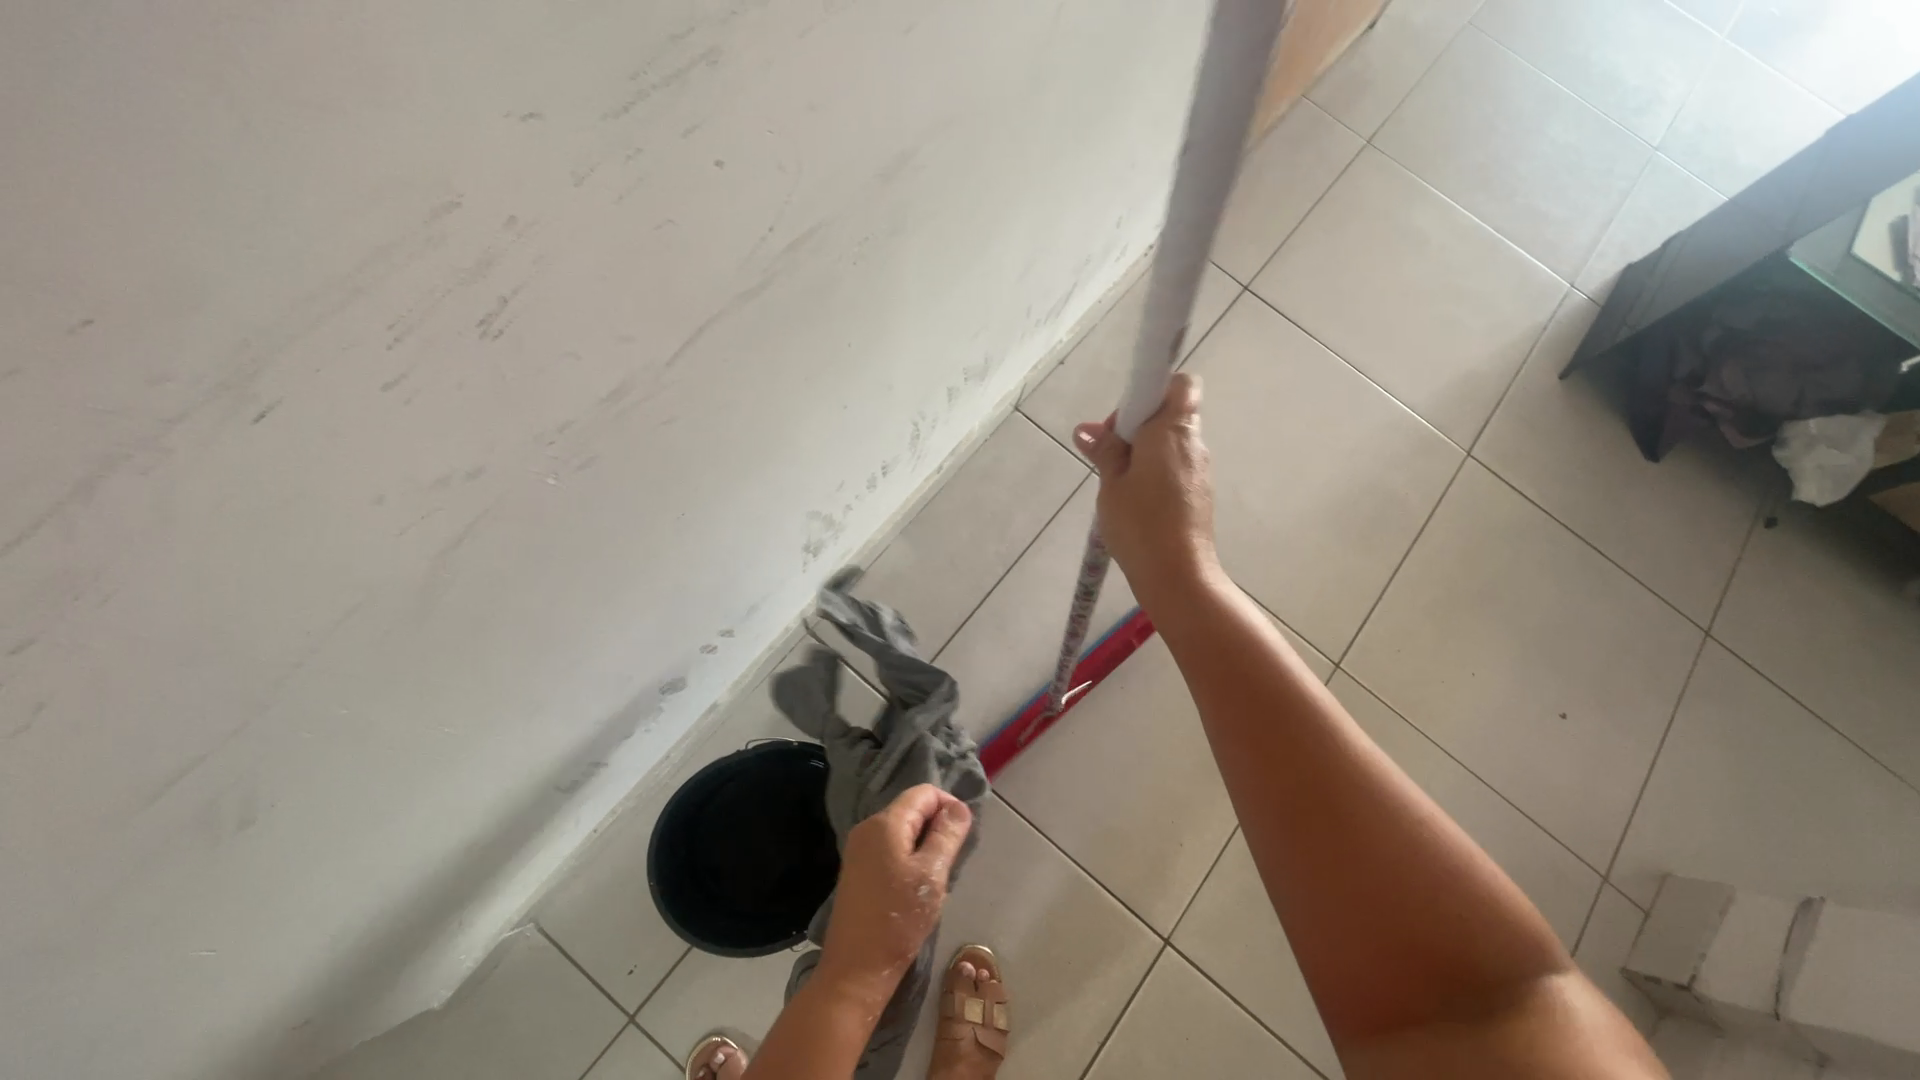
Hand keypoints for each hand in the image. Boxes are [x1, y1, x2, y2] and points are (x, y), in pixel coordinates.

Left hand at [818, 784, 972, 996]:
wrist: (856, 968)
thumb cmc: (898, 920)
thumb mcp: (932, 875)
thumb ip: (947, 835)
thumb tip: (958, 806)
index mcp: (884, 823)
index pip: (924, 793)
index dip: (949, 805)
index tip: (964, 836)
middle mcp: (867, 828)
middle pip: (911, 809)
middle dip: (937, 827)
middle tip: (952, 861)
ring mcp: (859, 849)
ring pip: (902, 830)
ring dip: (925, 845)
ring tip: (937, 877)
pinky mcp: (858, 870)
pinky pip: (890, 848)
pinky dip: (909, 857)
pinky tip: (917, 886)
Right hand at [1073, 372, 1219, 589]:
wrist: (1178, 575)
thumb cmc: (1140, 524)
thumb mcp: (1111, 485)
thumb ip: (1104, 451)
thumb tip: (1087, 429)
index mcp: (1173, 431)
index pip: (1180, 384)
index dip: (1152, 390)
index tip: (1123, 420)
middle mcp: (1193, 444)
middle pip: (1171, 413)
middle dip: (1139, 424)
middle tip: (1109, 453)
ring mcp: (1200, 470)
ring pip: (1171, 443)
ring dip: (1145, 451)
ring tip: (1116, 481)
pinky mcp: (1199, 494)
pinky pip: (1175, 467)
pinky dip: (1154, 472)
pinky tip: (1133, 500)